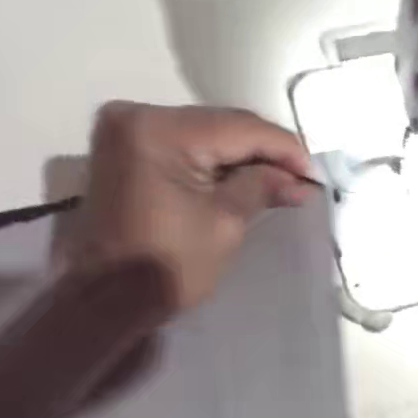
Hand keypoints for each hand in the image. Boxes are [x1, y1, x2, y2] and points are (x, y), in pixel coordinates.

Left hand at [57, 102, 317, 310]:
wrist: (104, 301)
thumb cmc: (165, 268)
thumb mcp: (224, 226)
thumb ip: (261, 188)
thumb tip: (297, 178)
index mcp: (158, 130)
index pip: (238, 127)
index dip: (283, 148)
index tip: (314, 172)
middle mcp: (135, 115)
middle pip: (218, 124)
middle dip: (261, 151)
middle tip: (299, 177)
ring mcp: (123, 131)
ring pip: (200, 133)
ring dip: (237, 156)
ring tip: (276, 179)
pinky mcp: (121, 150)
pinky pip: (178, 146)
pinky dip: (209, 161)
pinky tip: (240, 176)